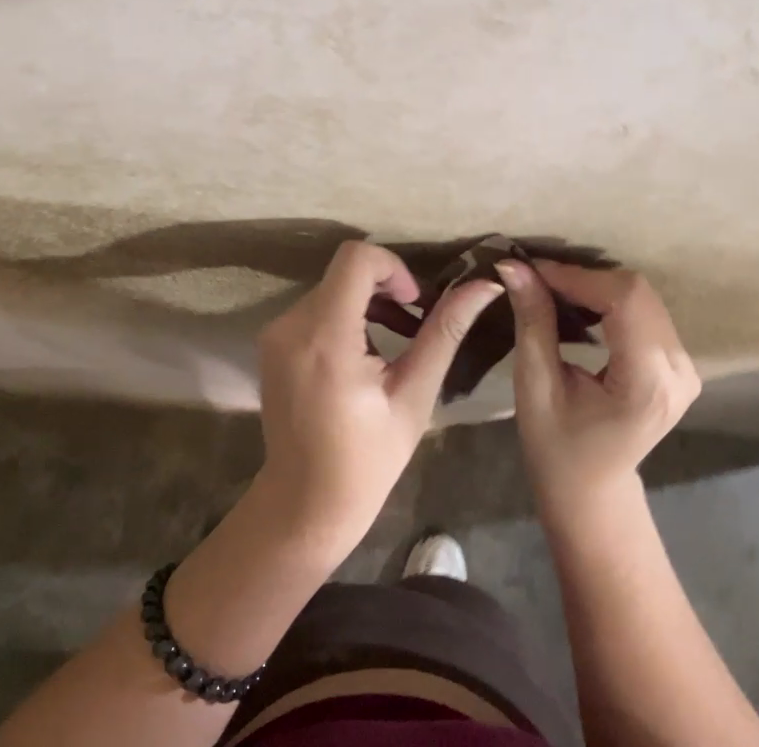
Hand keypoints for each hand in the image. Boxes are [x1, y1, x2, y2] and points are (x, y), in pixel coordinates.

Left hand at [254, 241, 503, 552]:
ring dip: (369, 303)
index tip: (417, 304)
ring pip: (331, 289)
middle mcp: (291, 326)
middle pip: (345, 273)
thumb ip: (444, 332)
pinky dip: (346, 317)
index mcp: (326, 338)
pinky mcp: (272, 344)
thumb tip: (485, 285)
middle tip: (419, 325)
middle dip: (387, 289)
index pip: (357, 258)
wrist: (306, 500)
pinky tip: (369, 353)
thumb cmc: (368, 458)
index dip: (394, 268)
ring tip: (401, 340)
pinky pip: (315, 309)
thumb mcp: (414, 395)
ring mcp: (275, 334)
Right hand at [497, 260, 700, 509]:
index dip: (577, 276)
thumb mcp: (535, 386)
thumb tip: (515, 267)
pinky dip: (610, 301)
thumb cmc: (555, 447)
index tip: (531, 270)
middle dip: (584, 278)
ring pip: (643, 298)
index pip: (624, 300)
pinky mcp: (680, 364)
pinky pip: (647, 313)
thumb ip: (533, 322)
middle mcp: (679, 370)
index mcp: (647, 383)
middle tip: (537, 280)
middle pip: (637, 293)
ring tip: (552, 291)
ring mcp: (686, 368)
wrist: (590, 489)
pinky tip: (579, 308)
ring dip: (596, 287)